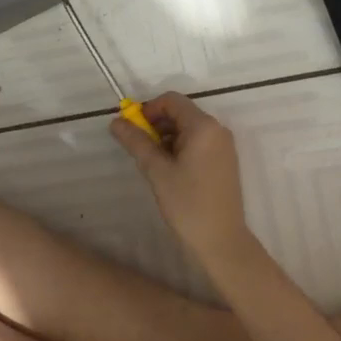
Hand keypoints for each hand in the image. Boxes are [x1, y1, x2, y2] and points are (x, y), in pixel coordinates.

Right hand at [110, 93, 255, 264]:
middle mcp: (217, 129)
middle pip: (180, 113)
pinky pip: (198, 142)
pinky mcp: (224, 161)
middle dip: (156, 125)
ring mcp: (223, 146)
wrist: (221, 240)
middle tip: (139, 148)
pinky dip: (180, 148)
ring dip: (166, 137)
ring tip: (153, 163)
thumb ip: (136, 142)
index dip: (148, 109)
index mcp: (203, 126)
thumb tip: (116, 122)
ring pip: (188, 128)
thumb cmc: (187, 203)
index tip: (132, 130)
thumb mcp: (157, 171)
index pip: (171, 100)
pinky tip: (169, 170)